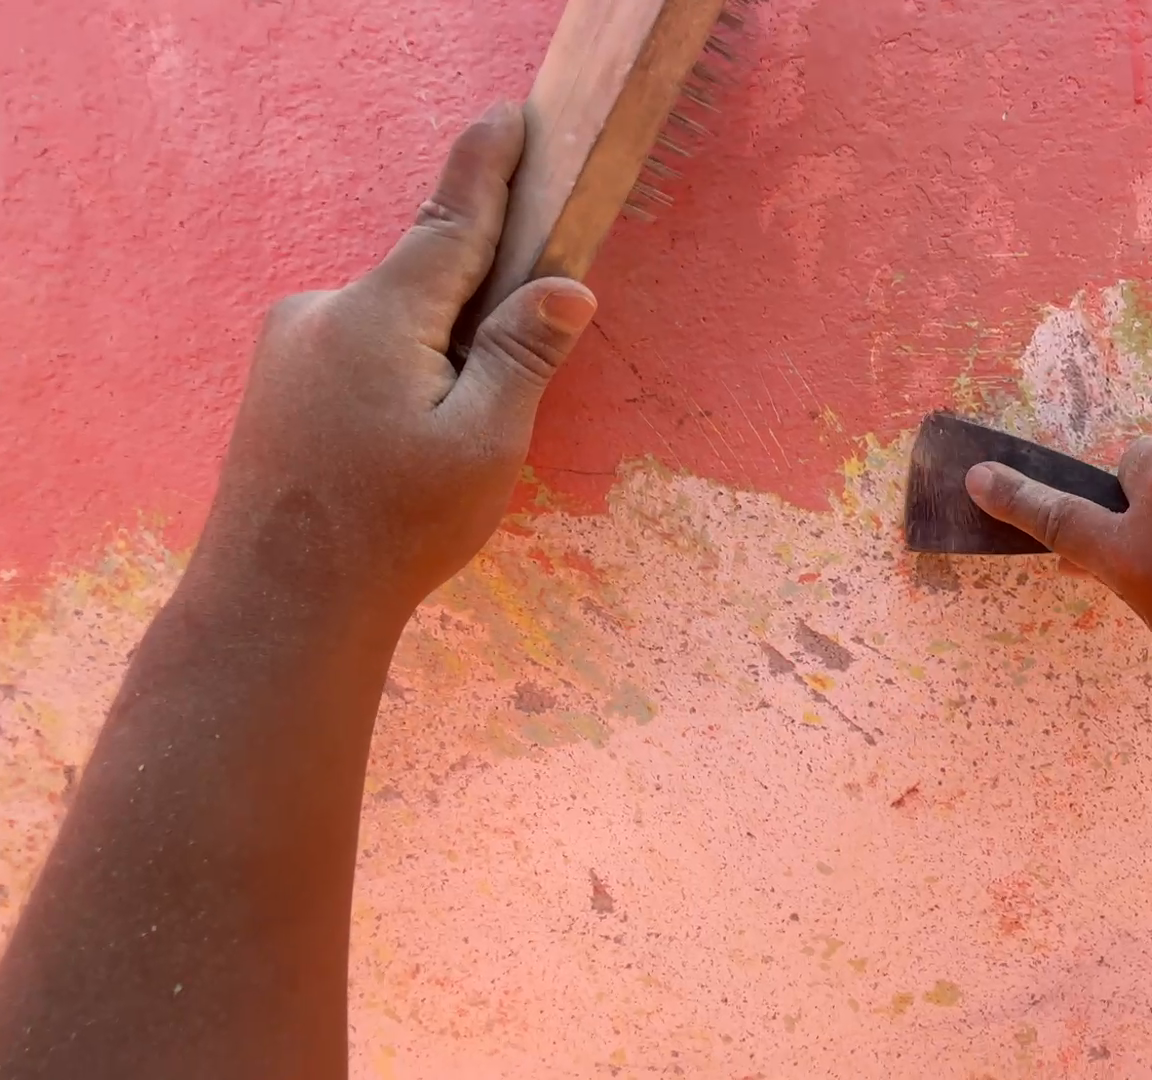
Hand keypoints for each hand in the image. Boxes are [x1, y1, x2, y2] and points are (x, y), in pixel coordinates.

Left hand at [195, 103, 595, 622]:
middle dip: (484, 283)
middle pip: (427, 270)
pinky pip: (370, 338)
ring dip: (451, 333)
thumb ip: (521, 353)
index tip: (513, 117)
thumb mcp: (486, 439)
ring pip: (400, 312)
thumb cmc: (403, 520)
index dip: (487, 165)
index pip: (447, 220)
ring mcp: (294, 342)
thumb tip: (566, 284)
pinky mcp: (285, 375)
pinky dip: (415, 355)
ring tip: (473, 414)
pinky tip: (426, 418)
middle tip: (530, 332)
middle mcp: (324, 309)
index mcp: (379, 316)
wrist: (287, 595)